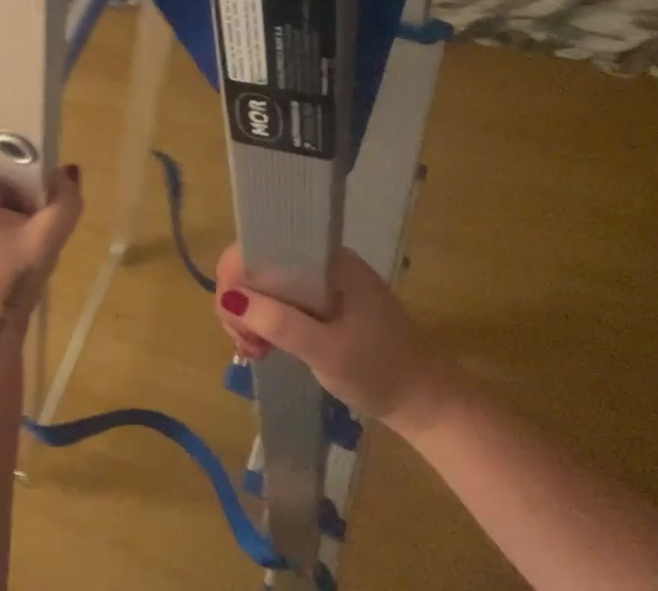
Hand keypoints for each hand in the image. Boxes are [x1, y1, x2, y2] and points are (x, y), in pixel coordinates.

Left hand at [0, 135, 83, 318]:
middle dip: (25, 166)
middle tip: (51, 183)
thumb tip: (68, 172)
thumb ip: (64, 199)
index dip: (19, 140)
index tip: (47, 149)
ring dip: (23, 184)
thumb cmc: (13, 277)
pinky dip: (16, 198)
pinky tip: (32, 218)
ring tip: (43, 204)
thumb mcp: (47, 236)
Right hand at [214, 245, 463, 434]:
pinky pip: (275, 306)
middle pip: (256, 269)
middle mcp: (320, 266)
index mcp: (327, 261)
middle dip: (238, 303)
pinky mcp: (319, 310)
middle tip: (243, 341)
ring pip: (261, 289)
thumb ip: (278, 323)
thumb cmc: (382, 373)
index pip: (261, 249)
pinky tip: (260, 349)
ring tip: (251, 351)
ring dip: (246, 318)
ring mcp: (320, 288)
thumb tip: (228, 300)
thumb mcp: (327, 351)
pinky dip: (260, 326)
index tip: (233, 316)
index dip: (235, 277)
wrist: (430, 408)